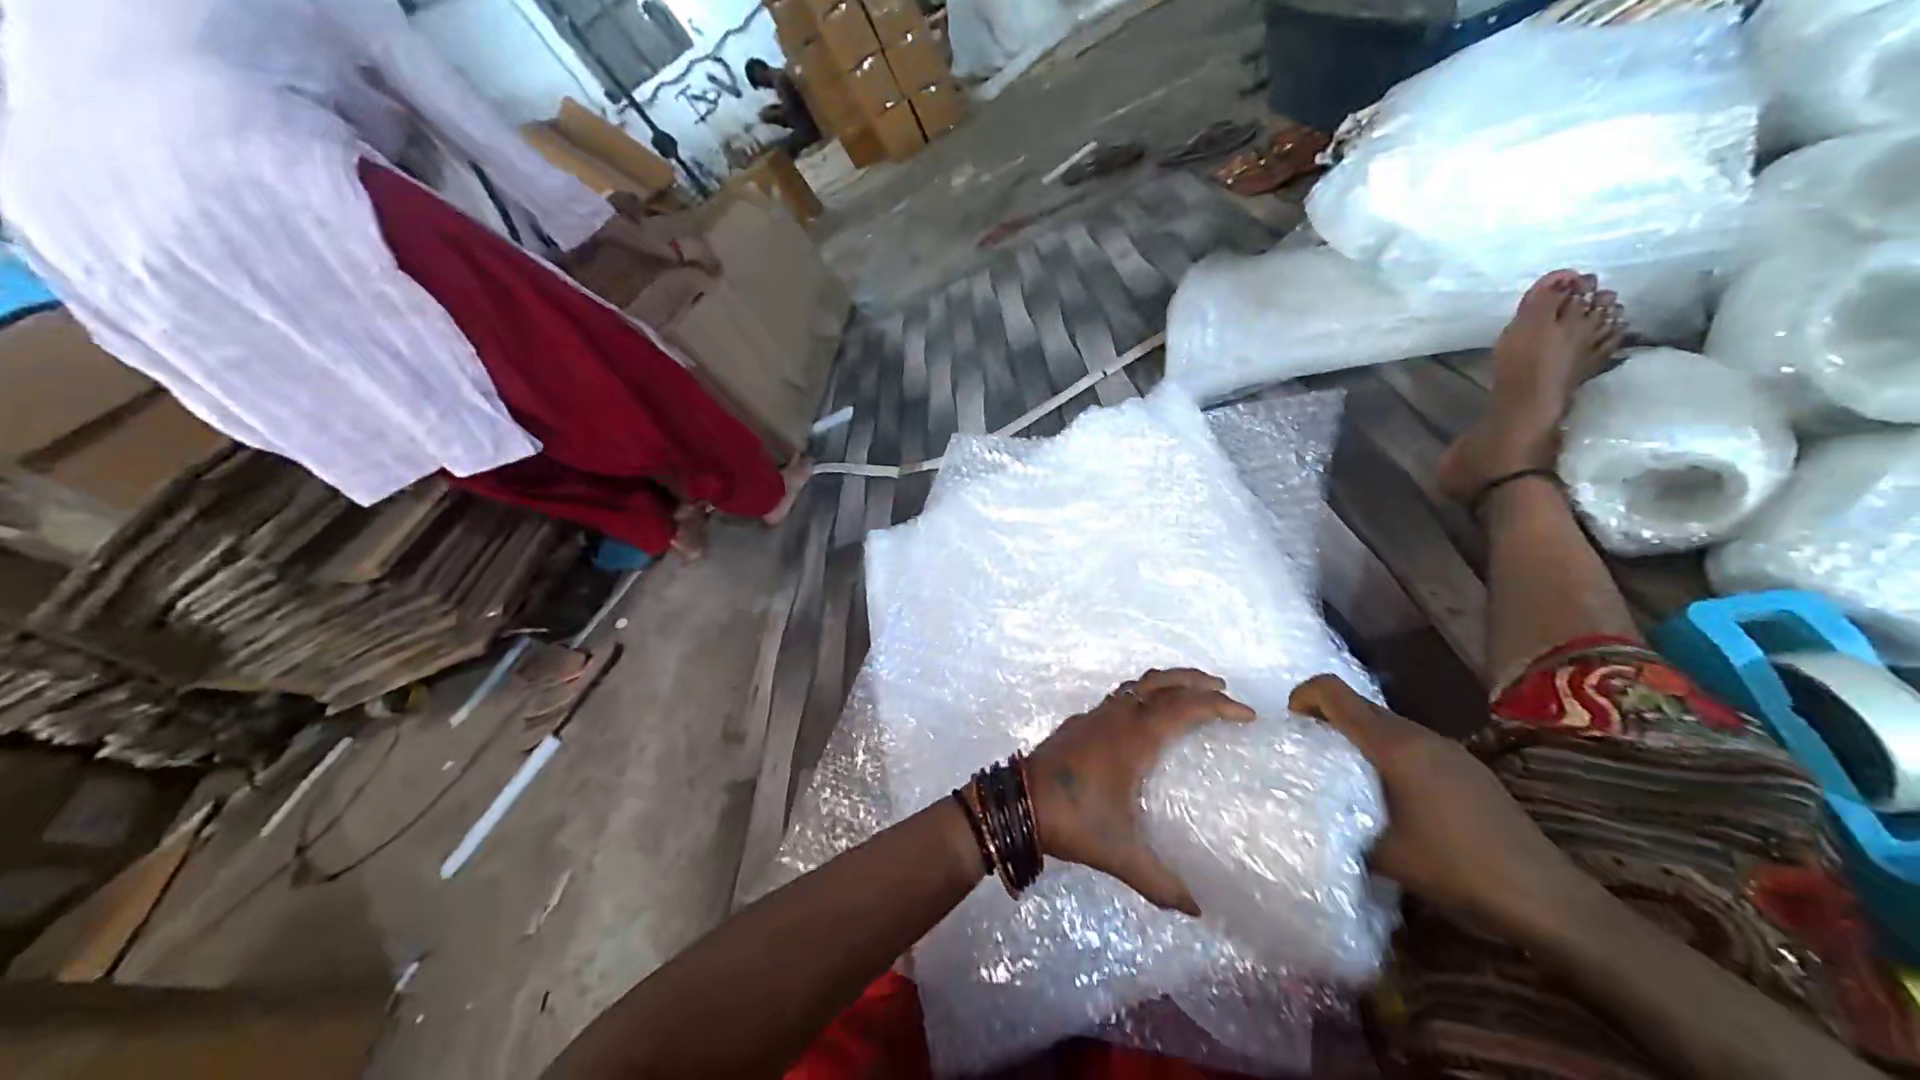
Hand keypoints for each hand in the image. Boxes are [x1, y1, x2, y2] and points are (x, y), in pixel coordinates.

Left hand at [1028, 669, 1254, 914]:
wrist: (1017, 803)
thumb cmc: (1073, 820)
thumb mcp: (1120, 855)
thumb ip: (1160, 882)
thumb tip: (1195, 909)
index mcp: (1135, 738)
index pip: (1185, 708)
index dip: (1219, 707)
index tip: (1247, 715)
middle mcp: (1118, 717)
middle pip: (1163, 682)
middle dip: (1196, 681)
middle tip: (1223, 691)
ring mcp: (1096, 716)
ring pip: (1138, 684)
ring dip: (1168, 683)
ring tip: (1190, 695)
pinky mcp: (1080, 722)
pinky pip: (1120, 696)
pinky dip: (1142, 695)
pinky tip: (1145, 718)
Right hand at [1288, 676, 1592, 934]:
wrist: (1545, 896)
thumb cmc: (1456, 868)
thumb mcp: (1381, 852)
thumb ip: (1337, 822)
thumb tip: (1307, 812)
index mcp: (1393, 745)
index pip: (1333, 691)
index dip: (1302, 697)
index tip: (1290, 729)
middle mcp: (1418, 734)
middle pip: (1357, 704)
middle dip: (1324, 720)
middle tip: (1308, 757)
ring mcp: (1446, 748)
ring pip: (1384, 724)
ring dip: (1356, 738)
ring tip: (1344, 780)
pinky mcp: (1465, 766)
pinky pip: (1409, 743)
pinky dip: (1384, 754)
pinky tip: (1390, 797)